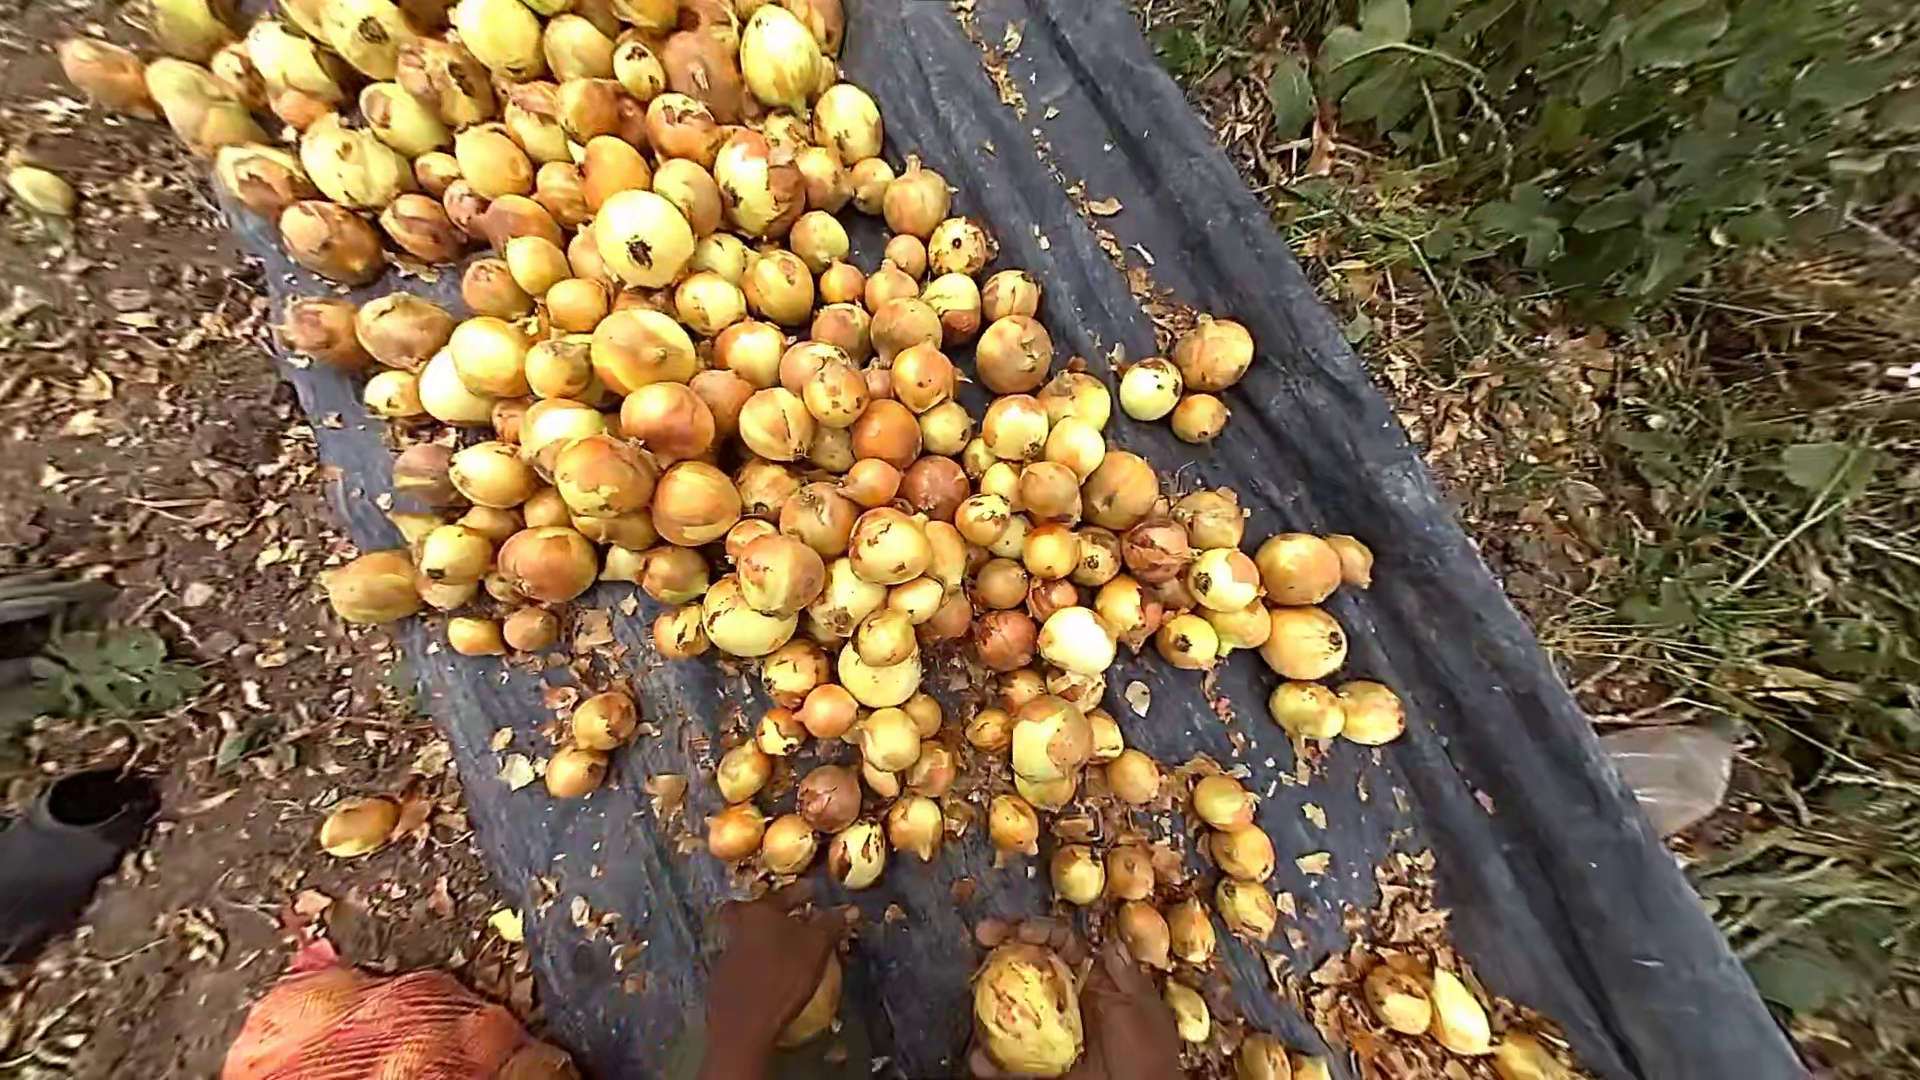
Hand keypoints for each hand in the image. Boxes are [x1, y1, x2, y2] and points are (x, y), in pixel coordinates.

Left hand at [698, 883, 837, 1079]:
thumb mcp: (816, 946)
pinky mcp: (720, 985)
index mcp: (760, 910)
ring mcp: (725, 957)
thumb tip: (850, 908)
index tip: (815, 892)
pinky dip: (756, 964)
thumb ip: (831, 923)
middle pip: (754, 911)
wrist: (742, 1030)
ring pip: (747, 937)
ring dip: (764, 940)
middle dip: (770, 912)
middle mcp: (738, 927)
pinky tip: (769, 976)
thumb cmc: (783, 976)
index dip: (803, 891)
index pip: (785, 892)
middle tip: (789, 918)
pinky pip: (742, 963)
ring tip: (785, 950)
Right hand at [969, 936, 1180, 1079]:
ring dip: (990, 997)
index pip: (1061, 942)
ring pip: (1017, 1006)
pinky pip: (1015, 1063)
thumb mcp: (1142, 1013)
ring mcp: (1055, 1033)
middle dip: (1004, 947)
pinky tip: (978, 1060)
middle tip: (982, 937)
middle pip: (1032, 963)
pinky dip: (995, 1063)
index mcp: (1095, 981)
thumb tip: (1107, 939)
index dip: (1038, 929)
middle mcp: (1070, 1000)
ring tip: (971, 990)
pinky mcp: (1047, 1069)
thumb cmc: (1150, 1064)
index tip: (1016, 930)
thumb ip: (1124, 977)